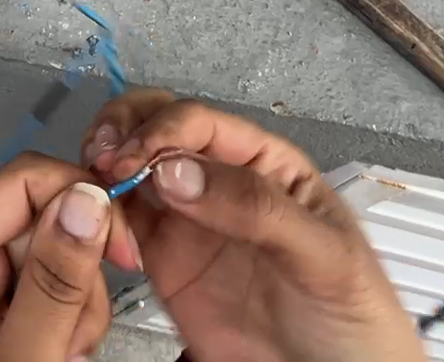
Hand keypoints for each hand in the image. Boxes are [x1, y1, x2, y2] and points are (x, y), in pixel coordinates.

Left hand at [0, 152, 140, 361]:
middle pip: (42, 215)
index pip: (24, 179)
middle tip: (73, 343)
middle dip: (78, 275)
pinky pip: (45, 284)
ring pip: (53, 252)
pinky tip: (53, 355)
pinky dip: (65, 322)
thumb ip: (53, 284)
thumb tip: (88, 197)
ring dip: (75, 307)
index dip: (82, 199)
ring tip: (59, 357)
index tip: (128, 256)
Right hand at [82, 90, 424, 361]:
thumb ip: (256, 207)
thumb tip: (172, 169)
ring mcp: (185, 214)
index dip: (162, 130)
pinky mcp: (161, 255)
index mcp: (261, 161)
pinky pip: (120, 217)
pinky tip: (101, 224)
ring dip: (105, 160)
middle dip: (124, 127)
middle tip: (101, 155)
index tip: (134, 157)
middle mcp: (217, 176)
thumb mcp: (324, 257)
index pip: (199, 121)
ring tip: (92, 183)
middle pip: (157, 122)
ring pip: (131, 161)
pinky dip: (101, 209)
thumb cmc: (352, 321)